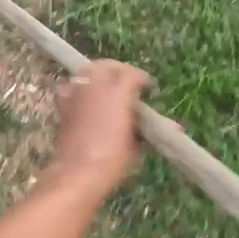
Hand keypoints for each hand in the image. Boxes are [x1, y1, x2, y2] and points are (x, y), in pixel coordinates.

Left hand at [49, 60, 152, 191]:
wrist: (78, 172)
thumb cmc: (112, 161)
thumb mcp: (135, 146)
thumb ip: (148, 131)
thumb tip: (175, 127)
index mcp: (118, 94)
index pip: (131, 73)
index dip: (141, 78)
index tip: (148, 87)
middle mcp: (96, 87)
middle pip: (107, 65)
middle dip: (119, 70)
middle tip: (128, 82)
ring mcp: (77, 93)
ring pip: (87, 70)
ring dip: (99, 74)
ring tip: (107, 85)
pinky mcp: (63, 103)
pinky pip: (71, 85)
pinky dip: (79, 86)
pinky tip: (85, 97)